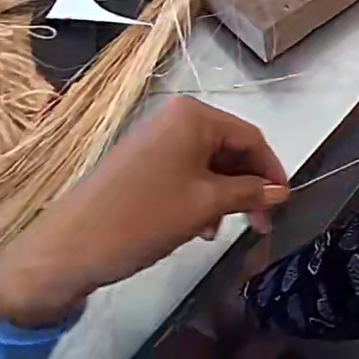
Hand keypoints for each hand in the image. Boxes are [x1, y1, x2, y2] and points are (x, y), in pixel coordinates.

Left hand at [0, 98, 288, 326]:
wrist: (73, 243)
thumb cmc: (145, 217)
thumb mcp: (205, 205)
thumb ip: (248, 193)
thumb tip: (278, 192)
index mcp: (193, 115)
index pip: (250, 137)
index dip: (272, 171)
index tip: (285, 205)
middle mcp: (175, 116)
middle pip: (229, 147)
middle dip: (248, 186)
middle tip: (262, 224)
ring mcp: (156, 136)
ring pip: (208, 161)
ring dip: (225, 193)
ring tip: (225, 229)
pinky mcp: (143, 158)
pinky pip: (186, 169)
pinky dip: (201, 194)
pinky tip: (201, 225)